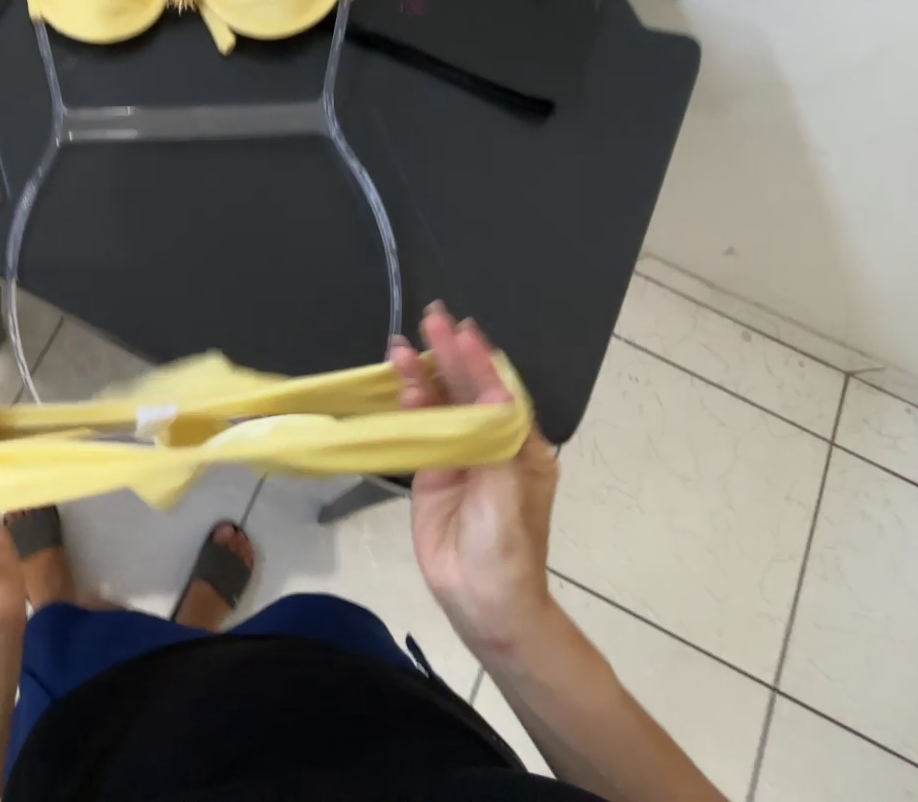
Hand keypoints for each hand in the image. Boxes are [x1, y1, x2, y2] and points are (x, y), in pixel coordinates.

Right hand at [388, 304, 560, 656]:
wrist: (482, 601)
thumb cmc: (507, 549)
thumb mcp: (506, 494)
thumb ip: (494, 442)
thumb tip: (492, 390)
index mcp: (520, 446)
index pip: (497, 393)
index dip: (477, 361)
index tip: (461, 330)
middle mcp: (488, 443)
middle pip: (466, 391)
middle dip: (449, 355)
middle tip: (431, 317)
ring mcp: (456, 456)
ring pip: (438, 405)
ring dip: (422, 374)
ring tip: (400, 342)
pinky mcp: (429, 471)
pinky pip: (417, 430)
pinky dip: (407, 403)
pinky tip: (397, 380)